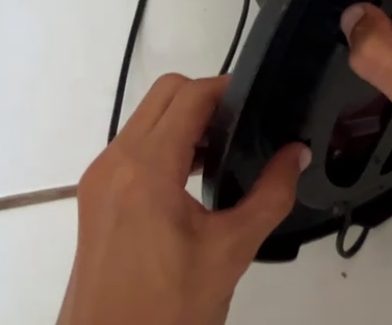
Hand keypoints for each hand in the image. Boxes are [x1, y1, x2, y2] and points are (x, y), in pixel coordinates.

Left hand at [58, 74, 309, 324]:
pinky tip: (193, 177)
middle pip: (165, 93)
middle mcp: (114, 162)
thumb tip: (298, 153)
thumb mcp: (230, 251)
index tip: (259, 102)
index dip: (227, 89)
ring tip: (223, 151)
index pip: (190, 95)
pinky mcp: (93, 198)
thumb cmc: (168, 309)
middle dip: (206, 98)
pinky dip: (163, 143)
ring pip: (146, 117)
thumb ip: (271, 194)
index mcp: (146, 168)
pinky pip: (132, 146)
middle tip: (242, 125)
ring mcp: (98, 179)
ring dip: (183, 120)